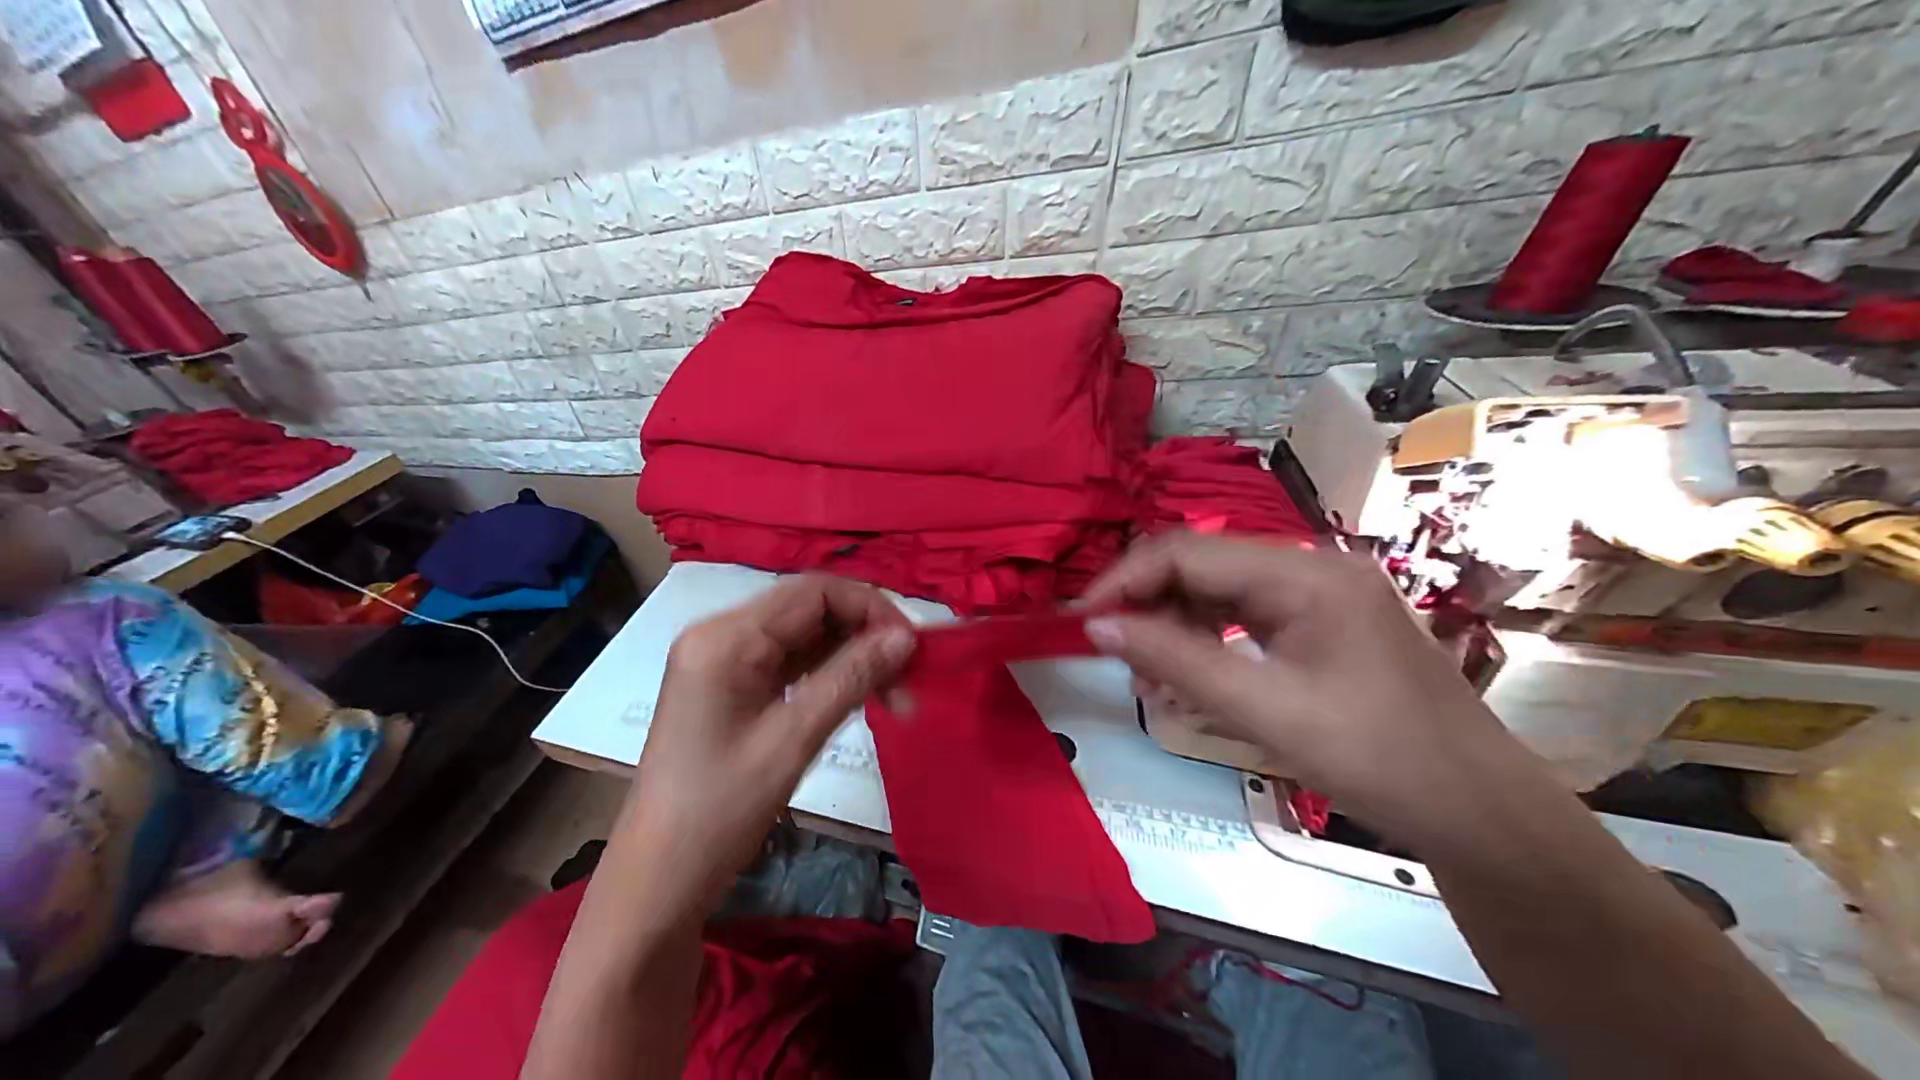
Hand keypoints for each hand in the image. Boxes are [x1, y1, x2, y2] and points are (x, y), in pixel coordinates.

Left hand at [621, 575, 914, 910]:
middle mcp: (721, 634)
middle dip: (865, 636)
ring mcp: (723, 659)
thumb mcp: (793, 740)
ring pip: (806, 636)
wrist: (660, 878)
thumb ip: (851, 678)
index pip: (813, 591)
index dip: (870, 608)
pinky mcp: (731, 685)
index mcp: (726, 637)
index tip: (913, 646)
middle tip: (909, 680)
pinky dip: (829, 674)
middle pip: (810, 609)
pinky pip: (791, 662)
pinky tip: (860, 698)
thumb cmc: (720, 811)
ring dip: (853, 658)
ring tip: (895, 697)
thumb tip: (906, 637)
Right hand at [1080, 534, 1531, 849]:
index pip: (1187, 552)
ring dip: (1174, 627)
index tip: (1082, 621)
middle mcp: (1311, 566)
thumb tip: (1096, 626)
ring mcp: (1319, 592)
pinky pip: (1244, 616)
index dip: (1125, 580)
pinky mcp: (1321, 621)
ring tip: (1150, 680)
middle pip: (1202, 567)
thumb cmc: (1376, 758)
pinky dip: (1207, 642)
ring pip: (1219, 591)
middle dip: (1149, 607)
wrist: (1477, 810)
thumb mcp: (1263, 710)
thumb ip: (1174, 660)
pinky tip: (1189, 678)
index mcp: (1305, 573)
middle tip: (1119, 661)